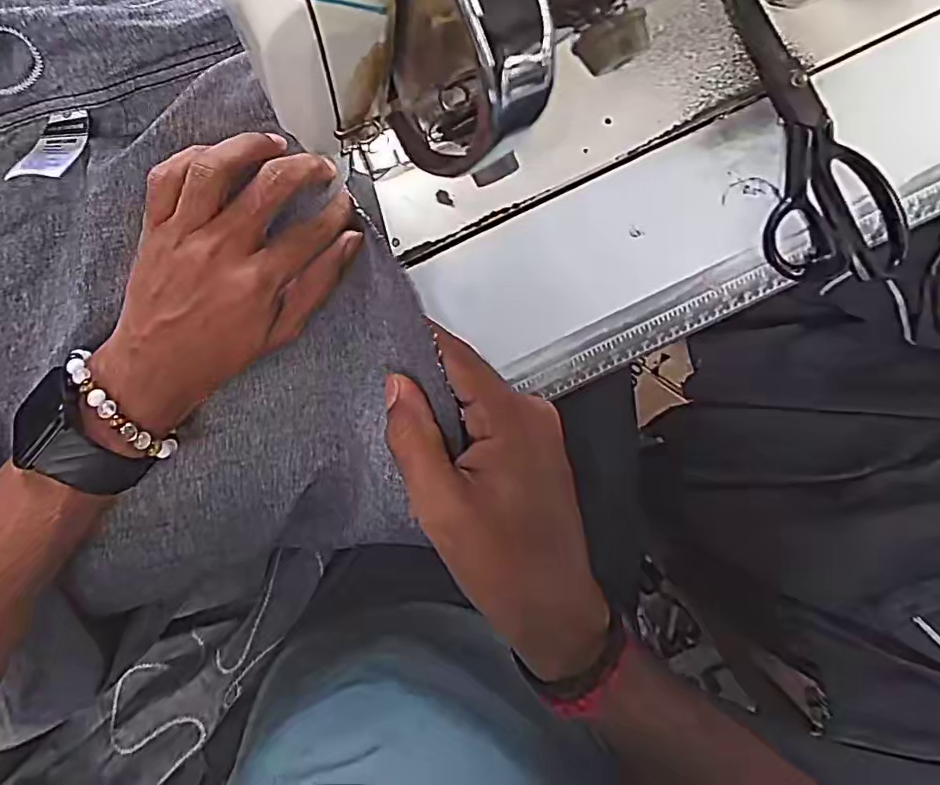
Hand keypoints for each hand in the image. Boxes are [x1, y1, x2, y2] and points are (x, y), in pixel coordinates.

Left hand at [92, 132, 362, 435]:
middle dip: (305, 167)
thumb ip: (318, 285)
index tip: (342, 202)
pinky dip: (191, 156)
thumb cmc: (213, 354)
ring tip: (271, 144)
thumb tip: (347, 245)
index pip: (310, 230)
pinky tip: (215, 155)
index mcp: (254, 282)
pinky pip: (166, 177)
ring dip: (249, 146)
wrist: (153, 368)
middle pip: (269, 186)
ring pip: (214, 169)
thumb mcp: (279, 331)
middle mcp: (219, 251)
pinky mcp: (155, 229)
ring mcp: (183, 235)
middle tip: (318, 167)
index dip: (336, 210)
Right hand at [385, 328, 609, 680]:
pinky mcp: (537, 446)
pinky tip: (443, 455)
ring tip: (414, 437)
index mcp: (512, 417)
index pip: (457, 356)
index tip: (384, 326)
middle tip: (388, 402)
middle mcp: (533, 412)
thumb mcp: (439, 504)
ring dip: (442, 409)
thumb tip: (396, 383)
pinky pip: (488, 417)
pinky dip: (460, 425)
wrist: (556, 614)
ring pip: (474, 398)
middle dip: (425, 384)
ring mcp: (539, 428)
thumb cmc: (502, 564)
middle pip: (465, 375)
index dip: (419, 339)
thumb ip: (413, 436)